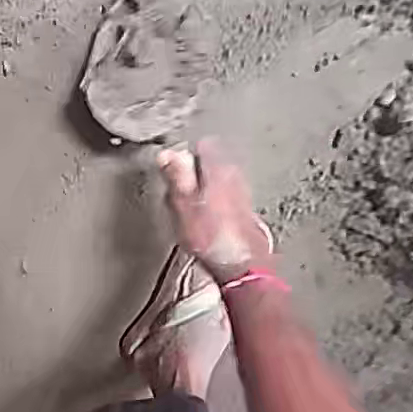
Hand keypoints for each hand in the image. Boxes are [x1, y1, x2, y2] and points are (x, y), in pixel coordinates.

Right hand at [157, 139, 272, 282]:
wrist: (241, 265)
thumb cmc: (211, 238)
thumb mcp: (183, 205)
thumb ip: (176, 176)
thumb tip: (167, 153)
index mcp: (219, 171)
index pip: (203, 146)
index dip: (183, 154)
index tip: (170, 166)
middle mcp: (235, 177)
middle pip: (212, 161)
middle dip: (193, 170)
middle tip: (176, 188)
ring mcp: (243, 193)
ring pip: (219, 177)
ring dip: (204, 185)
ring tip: (189, 204)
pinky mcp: (246, 209)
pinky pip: (226, 193)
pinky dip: (213, 199)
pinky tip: (206, 216)